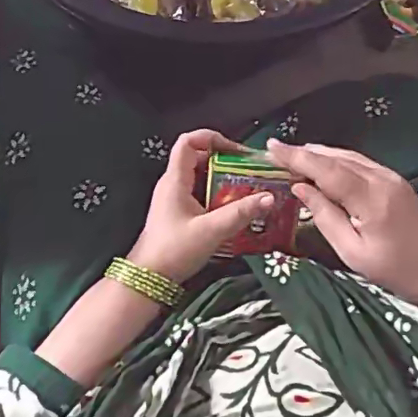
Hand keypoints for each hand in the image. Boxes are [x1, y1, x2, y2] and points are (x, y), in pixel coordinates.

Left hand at [127, 129, 276, 284]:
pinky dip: (218, 196)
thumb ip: (240, 213)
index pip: (188, 142)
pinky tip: (236, 209)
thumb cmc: (174, 250)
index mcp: (175, 180)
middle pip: (199, 158)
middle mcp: (173, 184)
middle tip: (250, 171)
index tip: (236, 151)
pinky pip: (200, 194)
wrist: (148, 279)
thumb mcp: (211, 231)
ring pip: (201, 178)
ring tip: (249, 189)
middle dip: (225, 161)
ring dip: (224, 180)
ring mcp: (174, 199)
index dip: (211, 138)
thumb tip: (269, 197)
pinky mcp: (178, 213)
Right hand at [266, 140, 417, 304]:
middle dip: (303, 152)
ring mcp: (389, 177)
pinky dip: (334, 160)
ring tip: (290, 155)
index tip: (270, 146)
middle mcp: (380, 179)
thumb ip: (325, 217)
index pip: (326, 169)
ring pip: (347, 156)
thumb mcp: (353, 252)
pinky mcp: (393, 180)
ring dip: (318, 154)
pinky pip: (357, 162)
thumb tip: (300, 189)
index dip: (296, 157)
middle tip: (273, 151)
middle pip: (335, 158)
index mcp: (370, 199)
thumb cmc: (398, 270)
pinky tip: (320, 163)